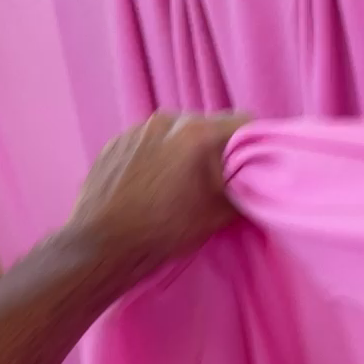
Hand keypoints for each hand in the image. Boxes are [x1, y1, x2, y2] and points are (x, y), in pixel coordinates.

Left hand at [65, 112, 249, 267]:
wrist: (106, 243)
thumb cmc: (167, 229)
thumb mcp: (218, 214)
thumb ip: (243, 189)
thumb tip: (257, 181)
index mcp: (198, 133)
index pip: (245, 122)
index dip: (257, 142)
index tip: (258, 163)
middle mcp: (169, 120)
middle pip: (210, 125)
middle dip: (221, 148)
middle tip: (222, 179)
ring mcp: (139, 128)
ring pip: (179, 132)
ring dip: (189, 150)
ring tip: (185, 183)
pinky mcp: (117, 141)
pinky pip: (151, 141)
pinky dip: (161, 156)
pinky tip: (157, 184)